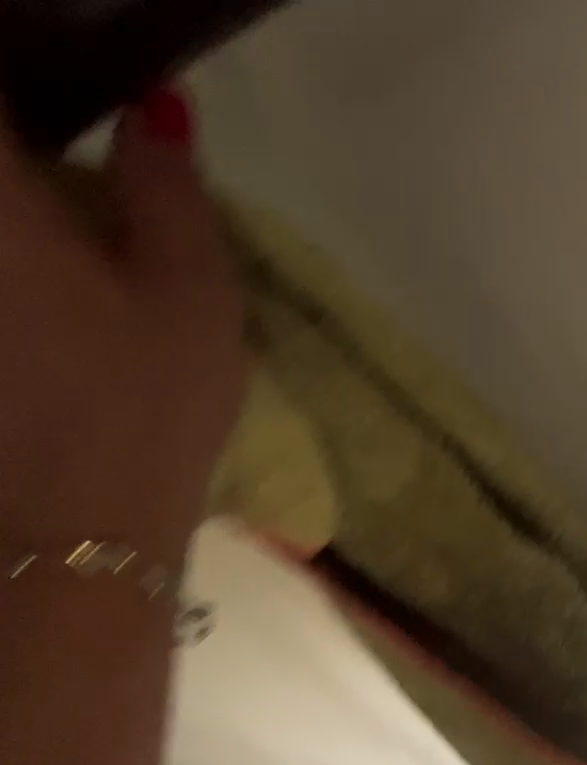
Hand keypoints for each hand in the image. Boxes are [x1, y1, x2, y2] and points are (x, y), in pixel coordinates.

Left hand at [0, 86, 245, 564]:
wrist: (66, 516)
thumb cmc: (150, 402)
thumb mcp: (195, 297)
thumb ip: (171, 192)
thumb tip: (159, 105)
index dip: (20, 52)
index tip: (60, 62)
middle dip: (20, 125)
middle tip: (65, 133)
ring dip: (19, 178)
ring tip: (54, 188)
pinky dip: (14, 223)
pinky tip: (42, 252)